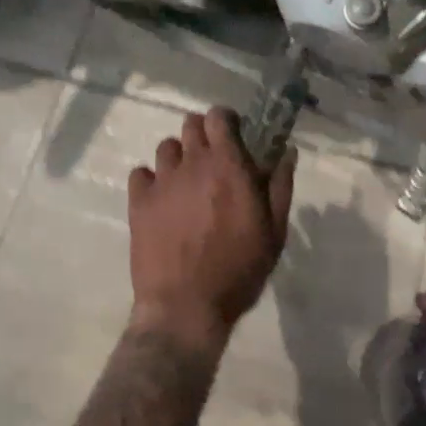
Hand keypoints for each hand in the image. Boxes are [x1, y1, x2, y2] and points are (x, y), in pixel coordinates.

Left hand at [125, 108, 297, 352]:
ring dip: (178, 157)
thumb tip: (287, 152)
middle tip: (212, 160)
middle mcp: (193, 163)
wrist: (186, 309)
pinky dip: (150, 181)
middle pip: (190, 124)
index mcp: (228, 165)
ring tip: (186, 182)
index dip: (226, 121)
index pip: (219, 116)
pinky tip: (161, 200)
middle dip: (202, 135)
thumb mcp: (274, 232)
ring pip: (166, 147)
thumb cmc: (238, 270)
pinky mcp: (138, 203)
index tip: (234, 136)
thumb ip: (280, 186)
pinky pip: (139, 173)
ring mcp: (162, 182)